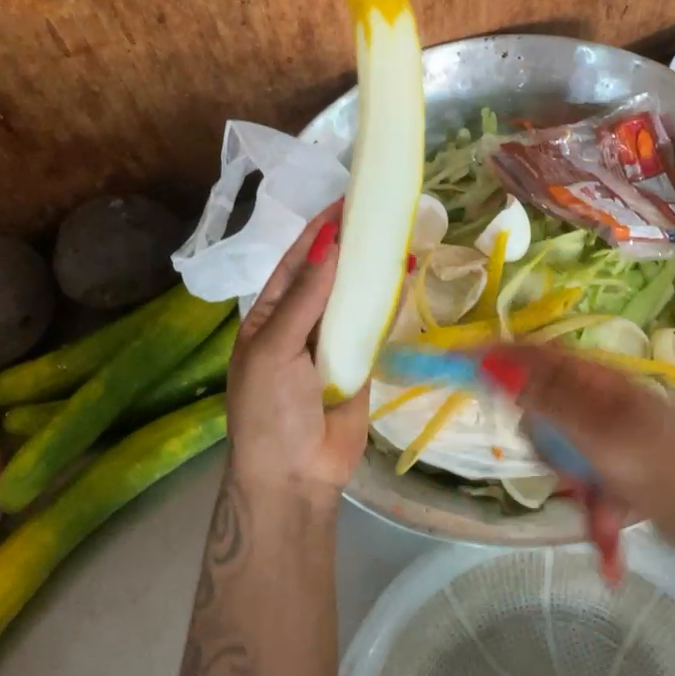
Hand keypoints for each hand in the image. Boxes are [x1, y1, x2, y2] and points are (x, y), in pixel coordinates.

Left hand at [225, 202, 370, 500]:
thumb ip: (306, 297)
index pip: (297, 262)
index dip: (320, 231)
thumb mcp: (276, 348)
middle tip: (379, 210)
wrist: (295, 475)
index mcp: (270, 315)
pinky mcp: (361, 360)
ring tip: (398, 233)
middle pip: (329, 274)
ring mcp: (332, 341)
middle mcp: (301, 322)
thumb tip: (331, 244)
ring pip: (355, 295)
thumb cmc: (270, 409)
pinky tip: (405, 274)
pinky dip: (389, 299)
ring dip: (372, 267)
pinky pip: (375, 323)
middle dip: (350, 243)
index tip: (345, 200)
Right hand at [485, 343, 674, 552]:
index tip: (448, 367)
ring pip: (561, 457)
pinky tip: (612, 550)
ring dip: (576, 491)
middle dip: (547, 449)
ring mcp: (610, 438)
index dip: (491, 358)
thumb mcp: (603, 434)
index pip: (530, 356)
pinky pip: (588, 490)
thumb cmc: (673, 469)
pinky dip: (595, 517)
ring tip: (602, 513)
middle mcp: (598, 402)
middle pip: (540, 413)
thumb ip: (547, 399)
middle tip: (568, 471)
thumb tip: (493, 359)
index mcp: (595, 380)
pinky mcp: (619, 473)